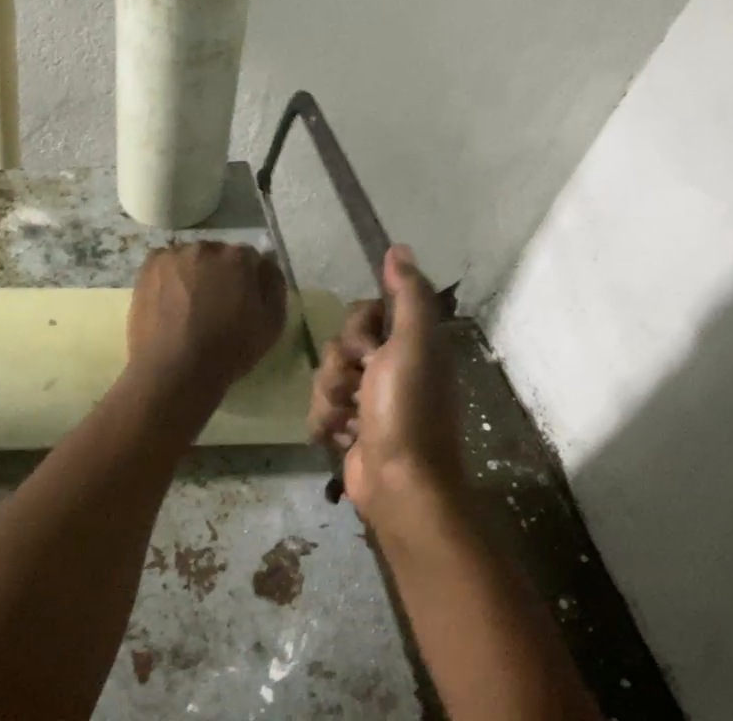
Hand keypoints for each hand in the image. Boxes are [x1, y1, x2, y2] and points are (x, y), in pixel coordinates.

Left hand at [127, 242, 288, 395]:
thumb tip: (266, 264)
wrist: (174, 369)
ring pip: (190, 258)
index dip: (247, 279)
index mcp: (238, 258)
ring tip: (188, 304)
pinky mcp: (149, 267)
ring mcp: (174, 255)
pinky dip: (169, 275)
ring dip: (193, 272)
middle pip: (218, 254)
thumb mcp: (271, 324)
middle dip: (219, 272)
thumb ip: (274, 285)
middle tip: (214, 303)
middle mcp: (206, 248)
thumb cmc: (228, 350)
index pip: (249, 258)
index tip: (242, 299)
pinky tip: (169, 299)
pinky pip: (165, 263)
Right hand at [307, 245, 460, 522]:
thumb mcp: (414, 343)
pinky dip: (328, 425)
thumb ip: (407, 294)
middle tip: (362, 388)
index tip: (370, 347)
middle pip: (338, 344)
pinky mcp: (347, 431)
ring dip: (332, 399)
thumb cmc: (408, 409)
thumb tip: (397, 247)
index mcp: (409, 346)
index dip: (359, 327)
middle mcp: (389, 369)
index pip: (365, 312)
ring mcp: (367, 402)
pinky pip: (319, 410)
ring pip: (324, 377)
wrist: (401, 484)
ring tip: (353, 421)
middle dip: (340, 368)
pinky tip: (345, 440)